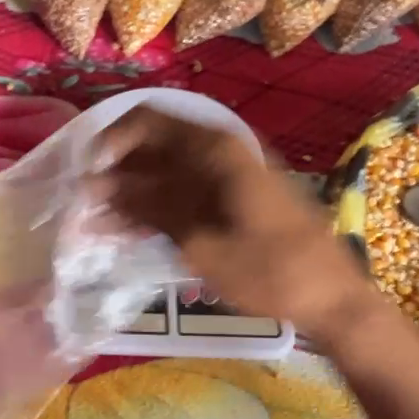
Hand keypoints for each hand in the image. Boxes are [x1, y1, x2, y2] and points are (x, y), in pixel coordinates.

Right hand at [98, 107, 377, 331]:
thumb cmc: (270, 271)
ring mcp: (229, 174)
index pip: (147, 119)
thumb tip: (99, 187)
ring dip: (132, 191)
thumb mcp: (202, 244)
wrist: (333, 299)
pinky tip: (128, 232)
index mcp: (216, 149)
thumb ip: (149, 209)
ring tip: (97, 223)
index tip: (86, 174)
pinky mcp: (233, 199)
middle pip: (154, 144)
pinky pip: (185, 191)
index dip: (111, 140)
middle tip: (85, 204)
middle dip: (116, 170)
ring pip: (166, 170)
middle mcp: (221, 151)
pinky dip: (156, 206)